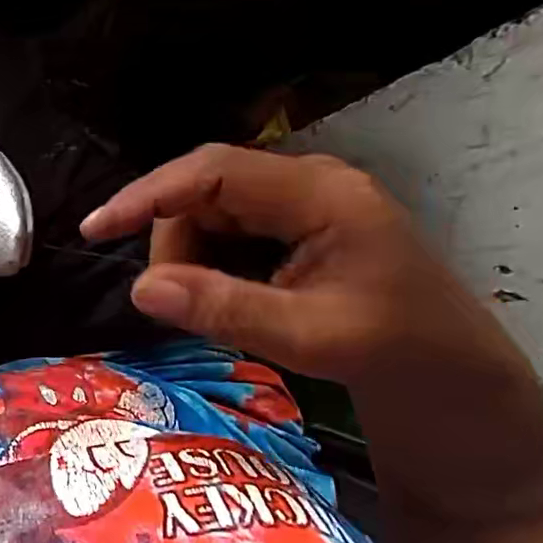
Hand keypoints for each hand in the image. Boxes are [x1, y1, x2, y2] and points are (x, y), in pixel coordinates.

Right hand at [82, 144, 529, 388]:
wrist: (445, 369)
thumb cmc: (393, 350)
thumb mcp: (308, 336)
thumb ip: (225, 309)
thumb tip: (141, 289)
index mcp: (320, 195)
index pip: (212, 173)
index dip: (148, 195)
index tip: (97, 227)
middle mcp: (305, 185)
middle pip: (202, 193)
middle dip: (173, 246)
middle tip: (177, 304)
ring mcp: (297, 204)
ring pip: (206, 214)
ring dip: (188, 261)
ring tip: (210, 309)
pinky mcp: (289, 226)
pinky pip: (223, 233)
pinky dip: (205, 266)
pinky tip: (222, 297)